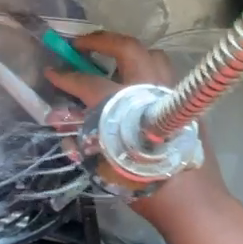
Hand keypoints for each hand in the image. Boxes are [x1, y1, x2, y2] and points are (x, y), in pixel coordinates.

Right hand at [43, 32, 237, 232]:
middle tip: (80, 46)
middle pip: (126, 48)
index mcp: (124, 105)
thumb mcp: (101, 164)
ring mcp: (172, 91)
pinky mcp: (187, 102)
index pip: (88, 83)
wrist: (191, 202)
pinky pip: (166, 74)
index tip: (51, 72)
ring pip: (153, 56)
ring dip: (129, 53)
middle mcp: (150, 89)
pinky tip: (137, 88)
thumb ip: (78, 136)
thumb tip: (57, 117)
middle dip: (100, 42)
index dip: (66, 77)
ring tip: (113, 64)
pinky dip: (148, 71)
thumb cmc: (142, 186)